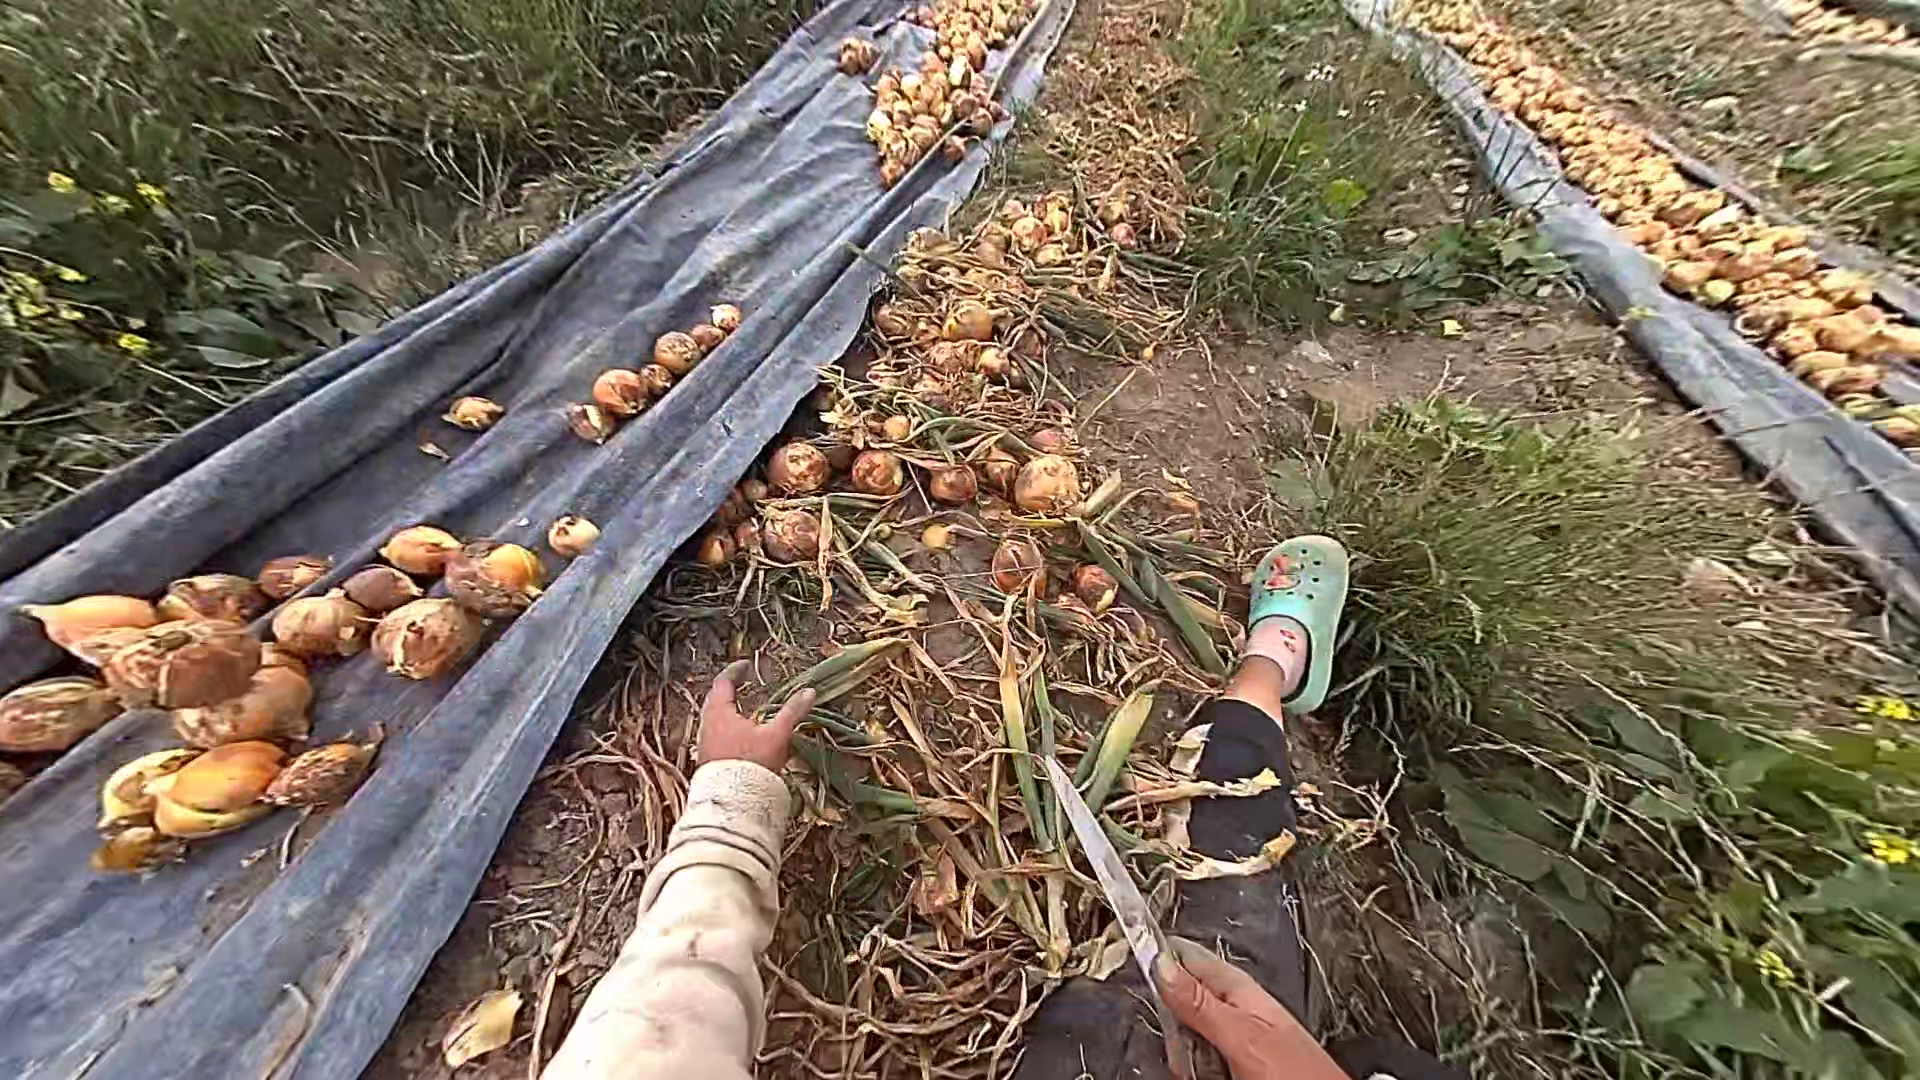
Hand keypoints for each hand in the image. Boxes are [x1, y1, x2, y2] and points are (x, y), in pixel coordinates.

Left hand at [697, 660, 814, 772]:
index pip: (723, 682)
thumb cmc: (752, 763)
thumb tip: (809, 691)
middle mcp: (707, 726)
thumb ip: (792, 711)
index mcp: (720, 713)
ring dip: (728, 710)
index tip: (746, 665)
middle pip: (715, 700)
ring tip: (744, 710)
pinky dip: (727, 728)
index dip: (735, 671)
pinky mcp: (708, 762)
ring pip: (714, 719)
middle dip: (730, 690)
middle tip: (743, 684)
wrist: (732, 804)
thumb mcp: (777, 734)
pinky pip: (715, 735)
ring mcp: (705, 745)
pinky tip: (740, 737)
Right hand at [1156, 937, 1346, 1079]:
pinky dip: (1195, 1070)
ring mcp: (1232, 1037)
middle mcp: (1230, 1006)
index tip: (1138, 974)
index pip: (1181, 954)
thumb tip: (1158, 962)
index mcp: (1234, 986)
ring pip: (1185, 1036)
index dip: (1157, 961)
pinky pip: (1198, 1060)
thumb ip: (1200, 1002)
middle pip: (1177, 1001)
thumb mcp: (1243, 1038)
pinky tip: (1204, 1077)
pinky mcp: (1232, 1064)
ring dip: (1185, 1056)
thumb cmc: (1297, 1076)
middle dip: (1172, 1027)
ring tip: (1202, 1073)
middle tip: (1186, 1053)